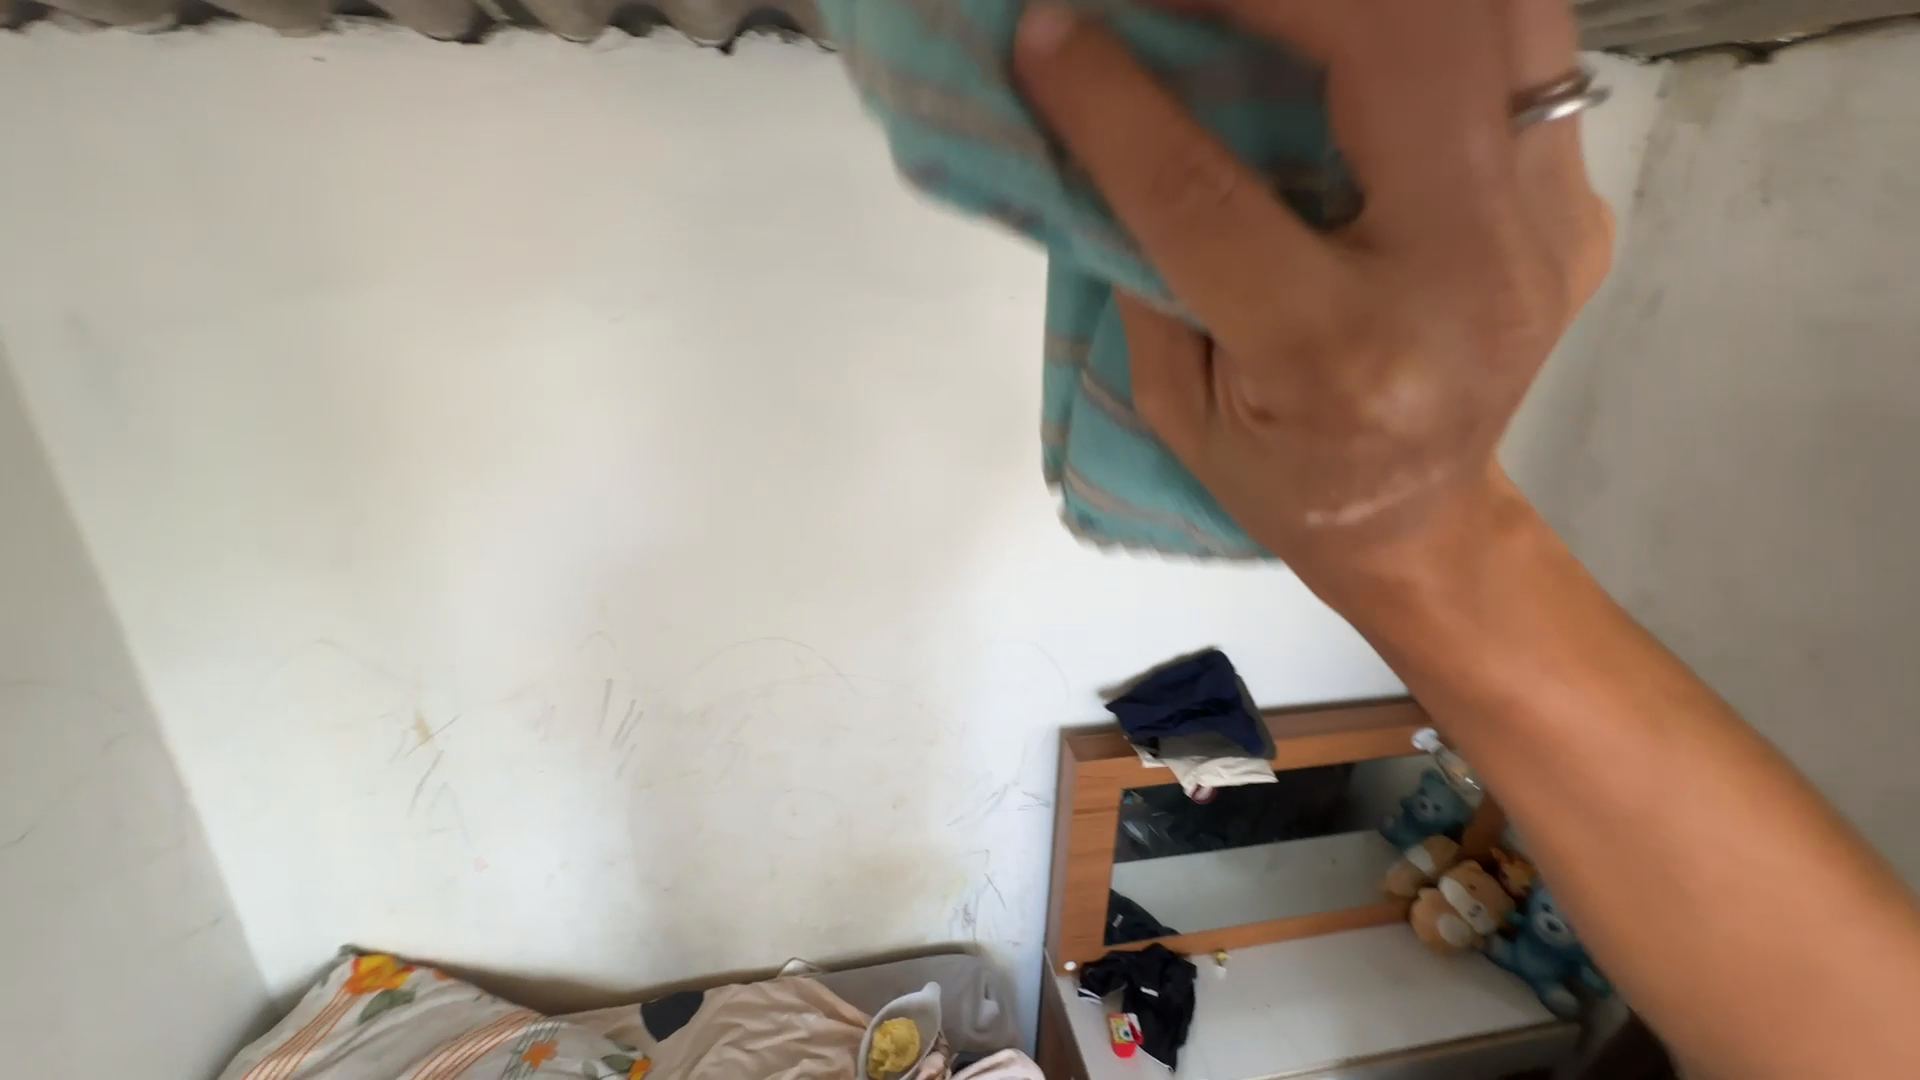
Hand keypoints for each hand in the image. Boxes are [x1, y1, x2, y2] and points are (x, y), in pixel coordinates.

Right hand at [1013, 0, 1612, 586]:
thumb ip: (1148, 271)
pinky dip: (1411, 16)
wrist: (1420, 521)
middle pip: (1395, 41)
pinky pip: (1510, 42)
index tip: (1049, 38)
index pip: (1208, 198)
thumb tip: (1113, 131)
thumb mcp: (1177, 407)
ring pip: (1486, 6)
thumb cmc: (1282, 483)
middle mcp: (1465, 274)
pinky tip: (1336, 33)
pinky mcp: (1576, 197)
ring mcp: (1547, 224)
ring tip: (1244, 1)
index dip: (1117, 106)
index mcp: (1336, 356)